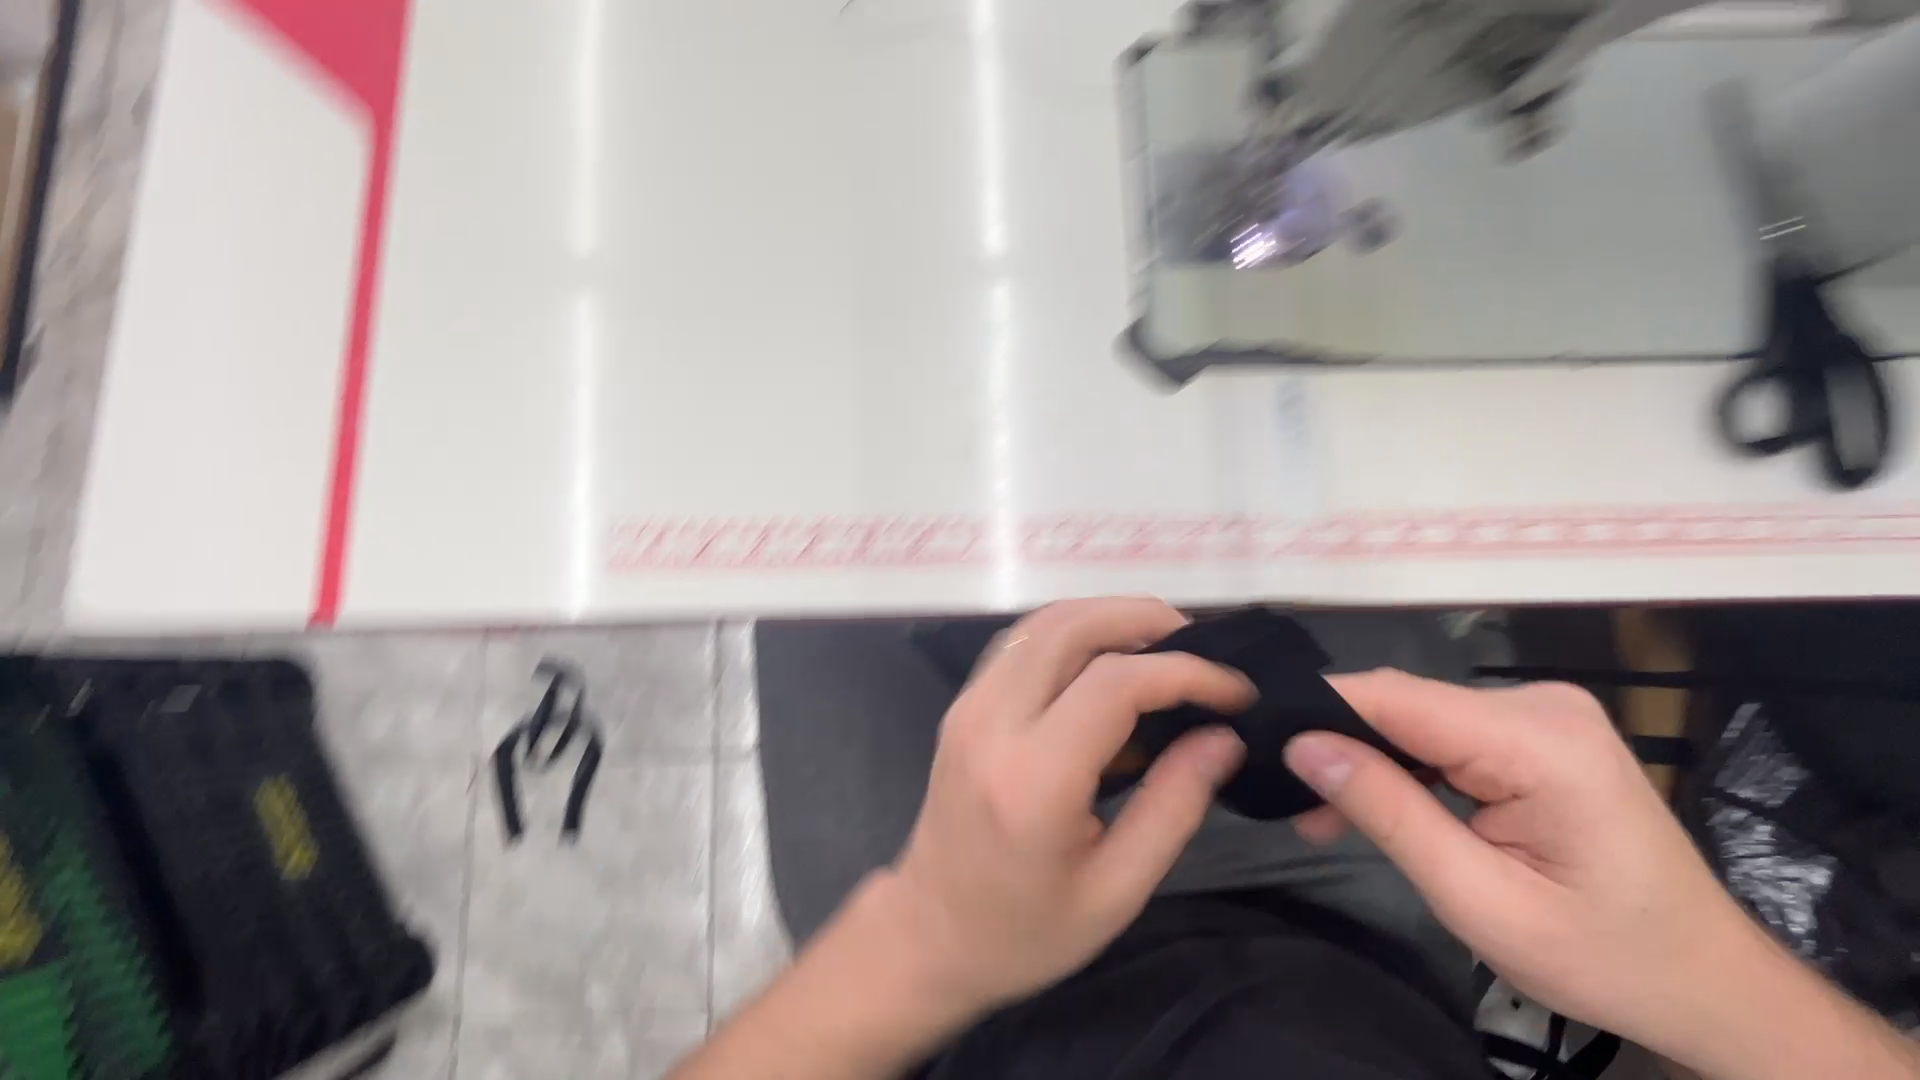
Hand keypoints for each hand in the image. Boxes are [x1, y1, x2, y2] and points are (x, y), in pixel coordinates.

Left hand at [875, 598, 1254, 1011]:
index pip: (1115, 683)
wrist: (929, 933)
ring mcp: (968, 707)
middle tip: (1200, 646)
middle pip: (1070, 626)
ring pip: (1041, 623)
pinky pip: (1020, 643)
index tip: (1235, 691)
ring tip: (1163, 647)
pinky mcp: (963, 705)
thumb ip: (1173, 805)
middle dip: (1143, 618)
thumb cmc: (1026, 930)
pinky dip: (1071, 633)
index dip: (1186, 672)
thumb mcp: (1117, 890)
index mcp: (1032, 778)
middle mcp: (992, 723)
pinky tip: (1108, 661)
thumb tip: (1224, 736)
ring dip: (1105, 617)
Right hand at [1282, 672, 1756, 1050]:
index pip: (1396, 698)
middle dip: (1341, 748)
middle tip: (1294, 806)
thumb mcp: (1477, 898)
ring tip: (1323, 818)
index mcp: (1539, 740)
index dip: (1320, 710)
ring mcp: (1541, 714)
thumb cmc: (1601, 955)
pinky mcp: (1535, 732)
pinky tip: (1375, 804)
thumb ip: (1387, 812)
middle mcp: (1539, 704)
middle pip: (1403, 705)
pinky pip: (1444, 734)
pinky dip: (1404, 768)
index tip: (1259, 741)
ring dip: (1368, 764)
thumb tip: (1302, 746)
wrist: (1708, 983)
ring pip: (1415, 719)